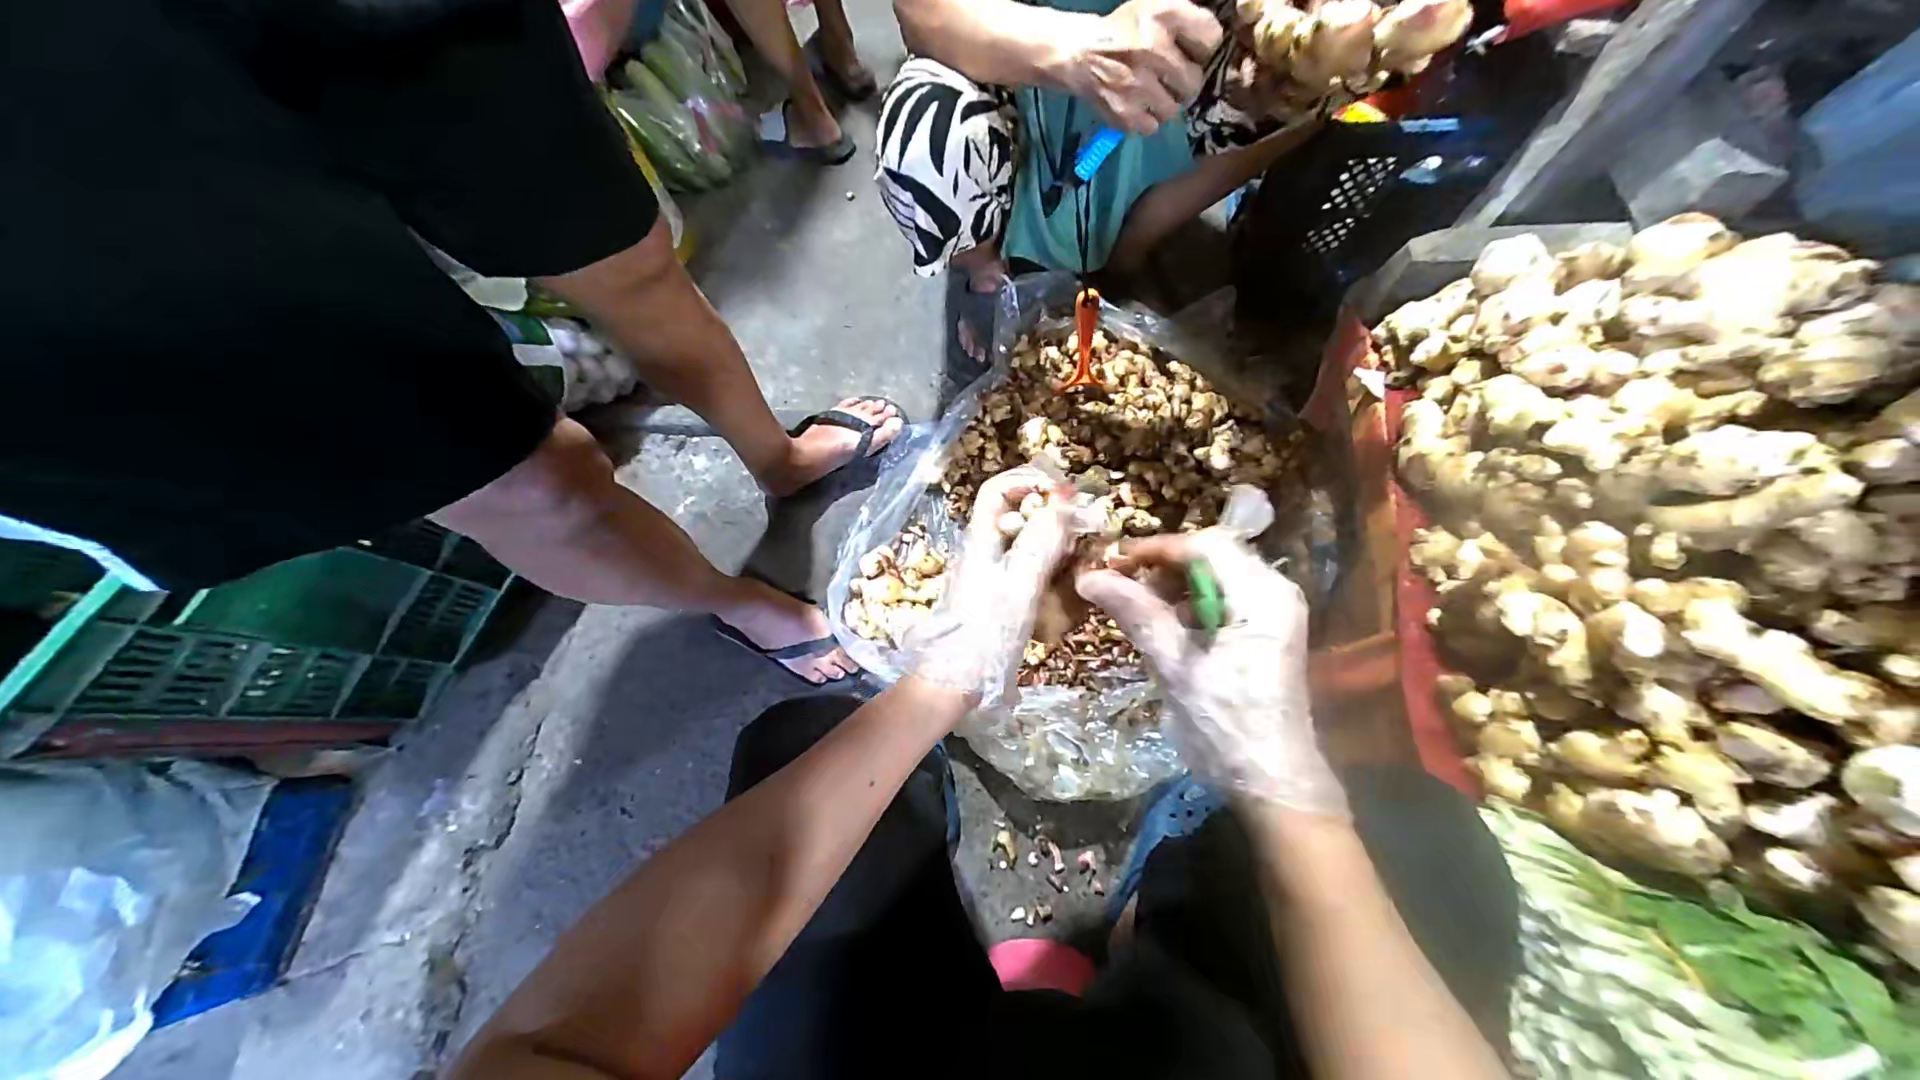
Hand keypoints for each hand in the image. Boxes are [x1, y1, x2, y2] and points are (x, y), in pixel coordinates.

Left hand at [906, 466, 1076, 703]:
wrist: (958, 680)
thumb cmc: (986, 629)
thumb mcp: (1019, 582)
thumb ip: (1041, 541)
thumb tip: (1065, 501)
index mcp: (980, 538)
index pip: (997, 489)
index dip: (1028, 481)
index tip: (1064, 493)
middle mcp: (983, 550)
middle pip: (1014, 512)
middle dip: (1049, 509)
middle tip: (1084, 521)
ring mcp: (990, 574)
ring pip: (1024, 539)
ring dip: (1054, 536)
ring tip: (1084, 545)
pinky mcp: (999, 595)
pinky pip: (1027, 566)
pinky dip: (1050, 562)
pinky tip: (1069, 574)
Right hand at [1052, 0, 1223, 134]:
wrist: (1080, 54)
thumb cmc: (1124, 30)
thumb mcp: (1156, 6)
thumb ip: (1187, 20)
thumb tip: (1214, 41)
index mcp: (1167, 14)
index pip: (1211, 39)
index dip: (1203, 49)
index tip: (1191, 52)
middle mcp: (1154, 49)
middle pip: (1194, 82)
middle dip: (1184, 83)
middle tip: (1170, 80)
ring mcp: (1138, 85)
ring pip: (1173, 109)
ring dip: (1165, 104)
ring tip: (1151, 94)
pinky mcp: (1125, 114)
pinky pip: (1152, 127)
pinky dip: (1146, 120)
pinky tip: (1137, 106)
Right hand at [1076, 527, 1348, 816]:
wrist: (1271, 783)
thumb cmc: (1224, 724)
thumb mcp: (1174, 665)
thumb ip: (1136, 613)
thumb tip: (1088, 576)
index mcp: (1261, 595)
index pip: (1204, 545)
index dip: (1155, 549)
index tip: (1113, 564)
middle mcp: (1275, 593)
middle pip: (1212, 556)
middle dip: (1163, 567)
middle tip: (1122, 587)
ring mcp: (1273, 613)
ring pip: (1215, 576)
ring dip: (1173, 586)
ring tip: (1140, 611)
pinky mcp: (1265, 633)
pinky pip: (1222, 600)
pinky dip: (1189, 606)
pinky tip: (1166, 630)